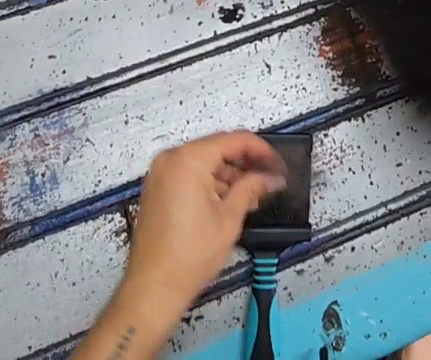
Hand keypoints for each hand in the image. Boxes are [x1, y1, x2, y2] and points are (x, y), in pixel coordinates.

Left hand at [120, 131, 285, 317]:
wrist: (152, 289)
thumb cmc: (191, 255)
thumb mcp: (229, 219)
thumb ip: (251, 189)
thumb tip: (271, 178)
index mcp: (188, 159)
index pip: (232, 140)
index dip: (260, 150)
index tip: (278, 164)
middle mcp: (171, 159)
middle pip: (217, 149)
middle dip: (244, 164)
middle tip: (268, 180)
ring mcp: (161, 174)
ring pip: (204, 163)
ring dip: (229, 176)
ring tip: (253, 196)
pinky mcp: (157, 189)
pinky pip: (190, 175)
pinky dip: (210, 183)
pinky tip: (230, 201)